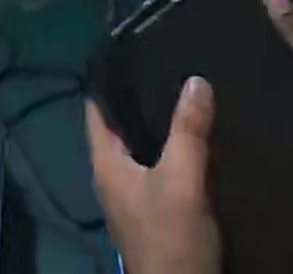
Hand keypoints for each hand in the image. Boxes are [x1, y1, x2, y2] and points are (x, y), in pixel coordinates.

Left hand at [84, 77, 220, 273]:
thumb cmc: (171, 240)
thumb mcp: (183, 180)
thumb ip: (188, 131)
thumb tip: (196, 80)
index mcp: (105, 161)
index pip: (96, 106)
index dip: (108, 80)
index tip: (127, 52)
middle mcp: (111, 174)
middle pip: (119, 125)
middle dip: (138, 99)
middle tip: (162, 65)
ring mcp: (132, 197)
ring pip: (140, 148)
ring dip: (156, 126)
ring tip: (180, 93)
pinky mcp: (153, 214)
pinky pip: (157, 169)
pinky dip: (169, 151)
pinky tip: (193, 141)